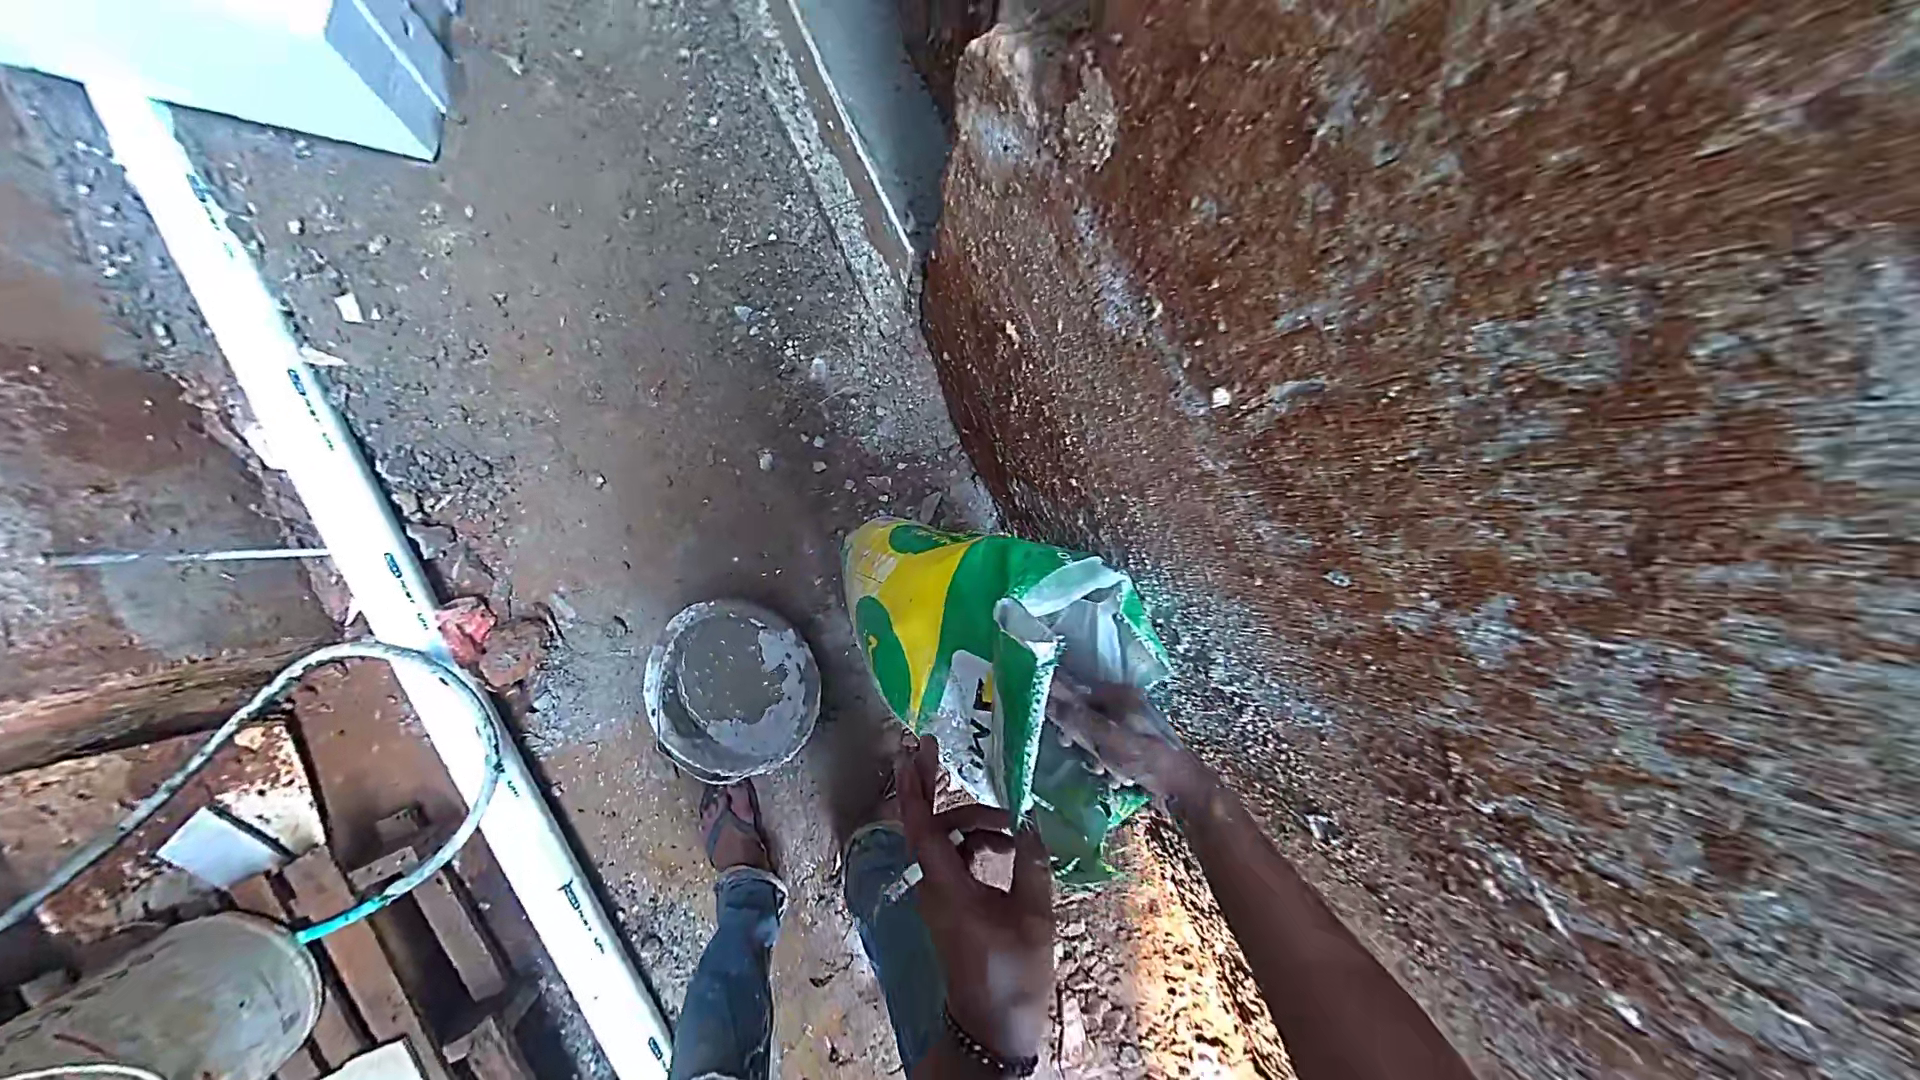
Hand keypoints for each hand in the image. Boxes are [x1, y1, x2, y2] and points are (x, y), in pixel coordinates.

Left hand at [895, 736, 1053, 1060]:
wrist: (993, 1028)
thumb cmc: (1013, 975)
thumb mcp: (1034, 918)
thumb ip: (1032, 864)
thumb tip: (1031, 820)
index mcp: (947, 887)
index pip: (922, 828)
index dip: (914, 787)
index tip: (911, 752)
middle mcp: (933, 884)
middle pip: (928, 823)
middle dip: (928, 783)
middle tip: (931, 746)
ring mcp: (939, 892)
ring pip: (945, 837)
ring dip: (973, 820)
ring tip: (1012, 824)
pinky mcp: (949, 899)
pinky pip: (956, 855)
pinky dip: (977, 842)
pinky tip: (1008, 846)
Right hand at [1046, 678, 1213, 807]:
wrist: (1184, 787)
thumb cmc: (1144, 758)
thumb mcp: (1106, 738)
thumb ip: (1077, 720)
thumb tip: (1049, 702)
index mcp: (1120, 695)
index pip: (1080, 692)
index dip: (1065, 709)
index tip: (1059, 732)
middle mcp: (1128, 704)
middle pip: (1089, 713)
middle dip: (1081, 737)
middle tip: (1076, 753)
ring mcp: (1135, 724)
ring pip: (1100, 733)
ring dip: (1097, 754)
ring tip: (1104, 771)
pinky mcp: (1141, 743)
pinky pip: (1114, 747)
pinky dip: (1111, 761)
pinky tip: (1118, 778)